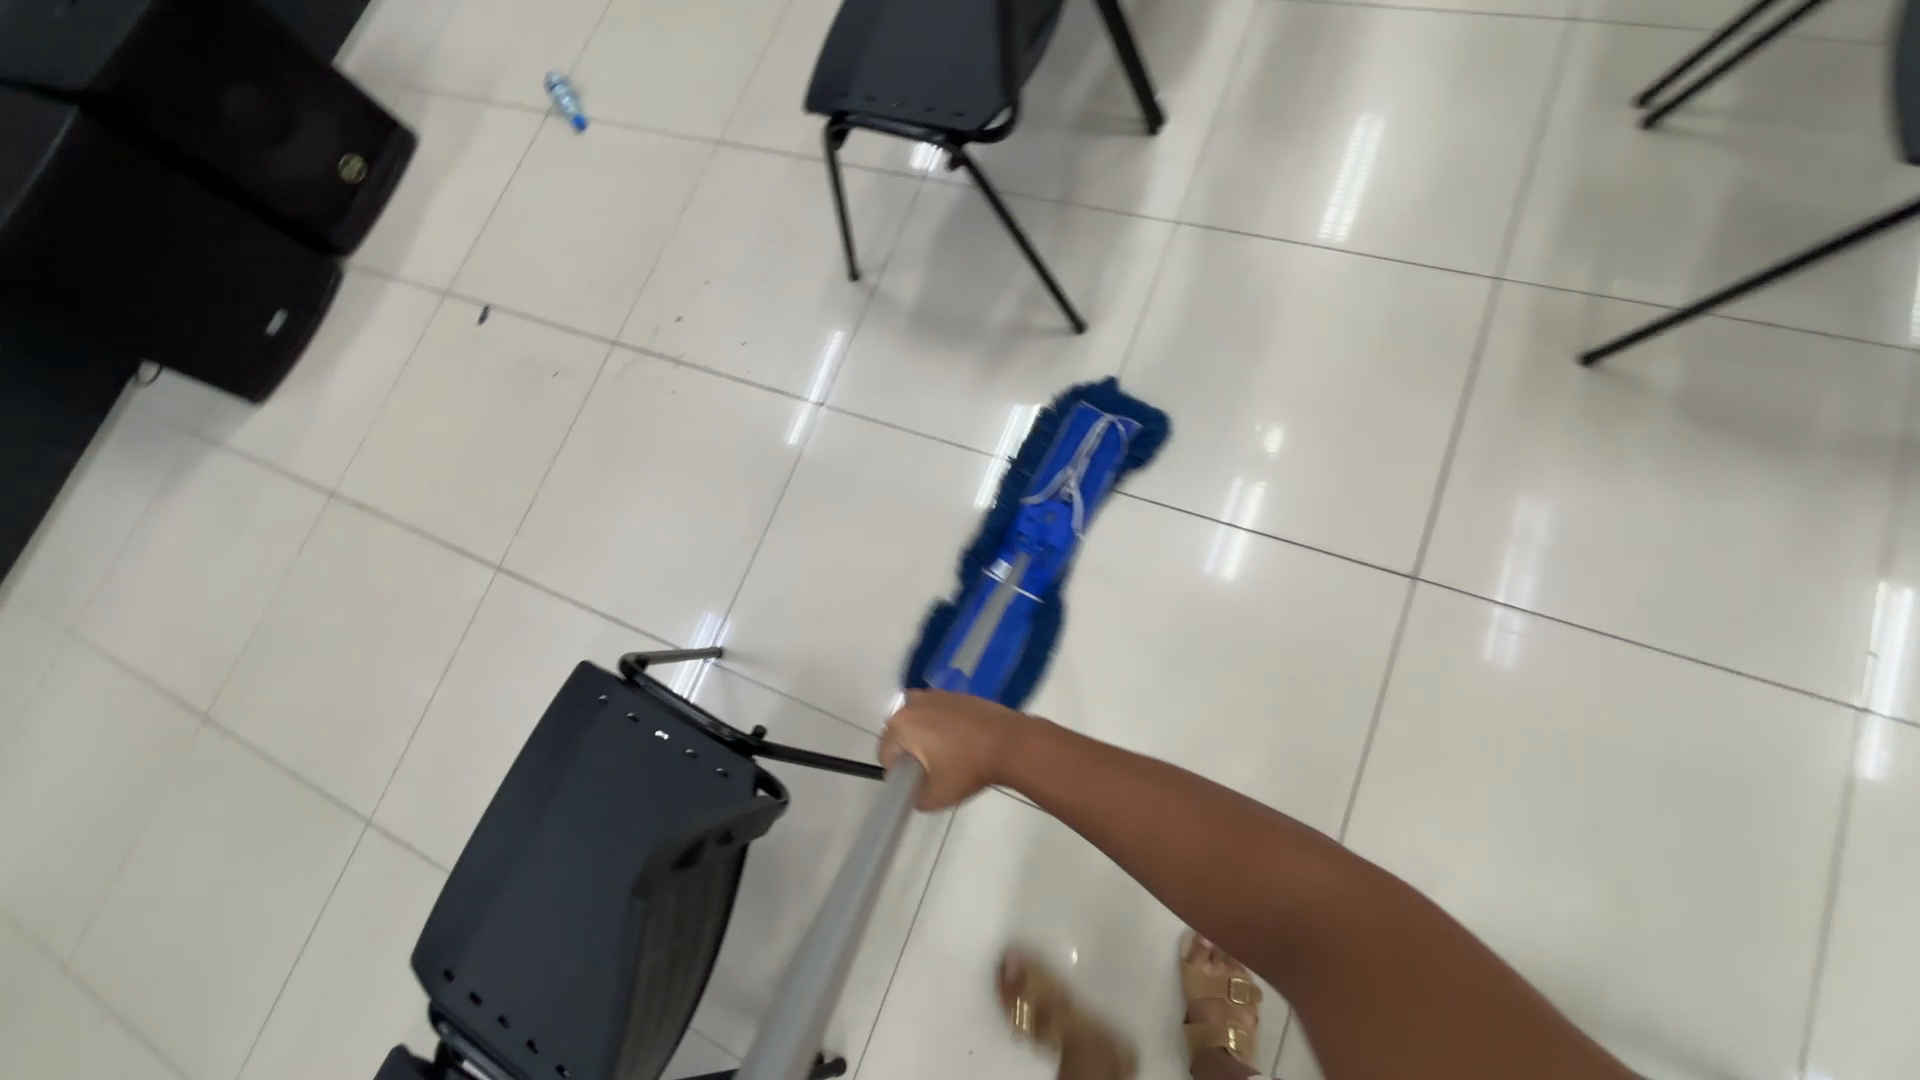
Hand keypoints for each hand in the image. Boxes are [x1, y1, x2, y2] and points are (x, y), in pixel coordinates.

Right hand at [879, 689, 1038, 809]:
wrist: (1010, 743)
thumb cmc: (968, 768)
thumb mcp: (935, 797)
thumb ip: (914, 798)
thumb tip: (914, 791)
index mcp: (901, 725)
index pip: (886, 755)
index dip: (900, 774)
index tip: (920, 782)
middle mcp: (913, 702)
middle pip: (900, 734)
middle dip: (911, 752)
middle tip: (933, 770)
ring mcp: (936, 694)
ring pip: (919, 721)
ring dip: (925, 737)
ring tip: (948, 755)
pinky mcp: (956, 694)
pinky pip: (938, 713)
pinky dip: (943, 726)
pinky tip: (962, 741)